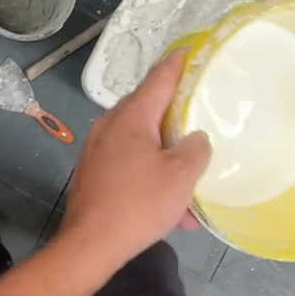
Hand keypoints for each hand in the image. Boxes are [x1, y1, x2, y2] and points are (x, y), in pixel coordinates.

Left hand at [57, 51, 211, 269]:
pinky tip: (172, 208)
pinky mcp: (95, 173)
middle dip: (178, 115)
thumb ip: (196, 149)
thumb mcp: (181, 176)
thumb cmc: (138, 205)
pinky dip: (153, 176)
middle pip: (150, 108)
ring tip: (193, 180)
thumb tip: (196, 139)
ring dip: (168, 157)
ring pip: (143, 142)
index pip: (160, 77)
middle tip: (204, 114)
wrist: (90, 245)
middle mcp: (110, 125)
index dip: (180, 62)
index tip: (195, 50)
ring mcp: (98, 149)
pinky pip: (131, 164)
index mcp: (132, 116)